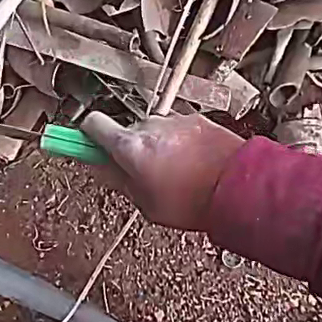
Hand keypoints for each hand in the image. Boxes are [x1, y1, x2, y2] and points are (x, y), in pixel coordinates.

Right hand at [78, 111, 244, 230]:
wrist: (241, 187)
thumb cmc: (193, 202)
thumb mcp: (146, 203)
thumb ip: (118, 180)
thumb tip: (97, 166)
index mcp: (131, 146)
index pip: (93, 124)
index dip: (86, 135)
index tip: (80, 142)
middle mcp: (150, 125)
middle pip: (126, 130)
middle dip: (130, 148)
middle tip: (143, 174)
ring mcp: (175, 119)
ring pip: (154, 131)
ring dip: (158, 146)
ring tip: (178, 174)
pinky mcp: (196, 118)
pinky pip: (177, 130)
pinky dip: (180, 143)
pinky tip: (194, 164)